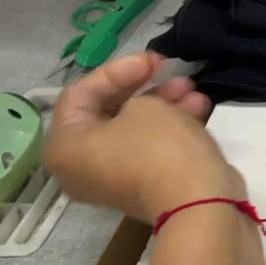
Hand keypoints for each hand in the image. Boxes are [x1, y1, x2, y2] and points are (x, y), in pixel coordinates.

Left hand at [44, 51, 244, 223]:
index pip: (81, 94)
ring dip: (164, 105)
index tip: (153, 60)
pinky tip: (198, 109)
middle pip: (108, 113)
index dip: (118, 70)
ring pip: (135, 129)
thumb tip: (145, 110)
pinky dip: (170, 127)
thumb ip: (138, 98)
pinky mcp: (145, 185)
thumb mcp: (146, 107)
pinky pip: (150, 148)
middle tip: (171, 71)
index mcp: (66, 146)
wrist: (199, 205)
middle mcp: (81, 166)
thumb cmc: (161, 150)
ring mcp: (114, 179)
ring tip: (194, 90)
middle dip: (144, 88)